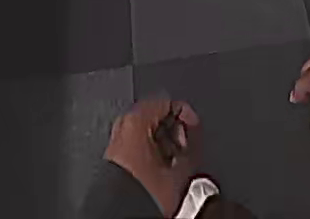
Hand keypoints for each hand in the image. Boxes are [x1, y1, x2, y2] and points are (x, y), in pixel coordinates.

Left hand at [105, 94, 200, 216]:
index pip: (168, 102)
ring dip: (165, 144)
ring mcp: (117, 143)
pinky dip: (152, 153)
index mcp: (136, 118)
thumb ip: (190, 148)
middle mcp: (124, 126)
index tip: (195, 128)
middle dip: (175, 131)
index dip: (186, 114)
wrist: (121, 213)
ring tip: (176, 162)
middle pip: (157, 117)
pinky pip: (138, 146)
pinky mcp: (114, 160)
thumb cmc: (142, 192)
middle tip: (186, 147)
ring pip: (148, 133)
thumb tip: (195, 147)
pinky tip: (161, 170)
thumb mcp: (177, 169)